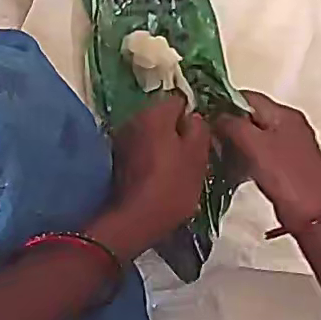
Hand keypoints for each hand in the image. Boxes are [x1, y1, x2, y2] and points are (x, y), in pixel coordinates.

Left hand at [87, 94, 210, 259]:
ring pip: (151, 134)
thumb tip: (194, 117)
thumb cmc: (172, 186)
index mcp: (154, 113)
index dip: (194, 116)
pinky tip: (160, 174)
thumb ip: (199, 128)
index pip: (179, 100)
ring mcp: (122, 139)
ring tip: (179, 167)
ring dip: (163, 144)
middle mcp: (133, 119)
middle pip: (162, 116)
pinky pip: (140, 149)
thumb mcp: (198, 155)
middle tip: (194, 153)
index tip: (203, 135)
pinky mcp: (117, 159)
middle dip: (178, 130)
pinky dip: (150, 156)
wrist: (136, 220)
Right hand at [215, 91, 320, 226]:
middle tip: (206, 136)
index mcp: (283, 114)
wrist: (313, 214)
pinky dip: (244, 157)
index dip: (223, 102)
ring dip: (234, 142)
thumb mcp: (254, 144)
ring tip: (214, 153)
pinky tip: (230, 168)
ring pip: (254, 136)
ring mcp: (289, 146)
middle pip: (251, 116)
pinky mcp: (286, 166)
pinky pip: (259, 154)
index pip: (248, 97)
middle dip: (227, 124)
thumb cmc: (285, 175)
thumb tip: (216, 114)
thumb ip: (233, 124)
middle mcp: (288, 125)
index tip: (202, 114)